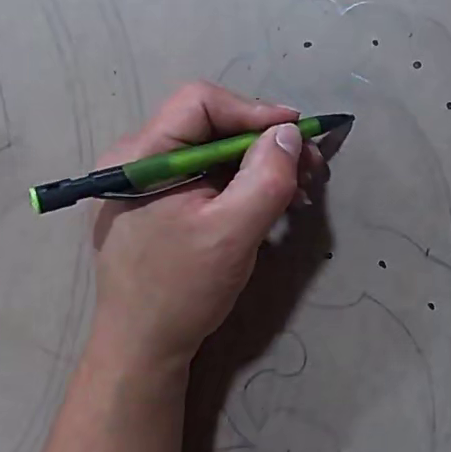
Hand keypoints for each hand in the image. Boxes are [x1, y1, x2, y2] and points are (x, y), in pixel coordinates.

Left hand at [86, 82, 324, 374]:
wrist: (143, 349)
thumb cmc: (182, 290)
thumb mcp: (234, 232)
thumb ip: (267, 178)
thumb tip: (290, 133)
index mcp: (142, 156)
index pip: (201, 102)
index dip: (254, 111)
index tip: (298, 133)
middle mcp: (140, 159)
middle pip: (211, 124)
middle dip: (266, 141)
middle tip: (309, 167)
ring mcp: (150, 182)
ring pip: (215, 151)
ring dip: (262, 163)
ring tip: (299, 189)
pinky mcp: (163, 203)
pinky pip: (210, 176)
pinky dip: (246, 183)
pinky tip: (273, 203)